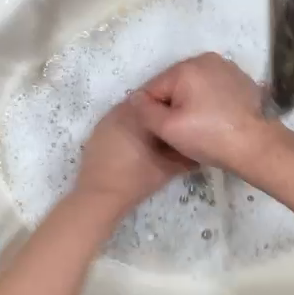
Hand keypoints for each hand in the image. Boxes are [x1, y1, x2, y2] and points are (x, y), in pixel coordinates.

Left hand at [73, 100, 196, 212]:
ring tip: (153, 140)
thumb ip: (186, 157)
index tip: (179, 119)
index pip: (159, 99)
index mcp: (138, 114)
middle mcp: (119, 111)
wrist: (99, 195)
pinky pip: (116, 125)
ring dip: (141, 123)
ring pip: (129, 115)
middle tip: (169, 129)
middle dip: (155, 115)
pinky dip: (127, 131)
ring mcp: (105, 122)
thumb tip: (198, 151)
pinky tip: (135, 147)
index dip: (171, 108)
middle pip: (143, 105)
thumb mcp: (168, 168)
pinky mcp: (96, 134)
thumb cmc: (135, 179)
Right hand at [131, 53, 281, 172]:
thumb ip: (144, 110)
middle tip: (183, 132)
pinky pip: (213, 90)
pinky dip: (209, 103)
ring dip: (191, 104)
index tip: (163, 132)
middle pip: (174, 85)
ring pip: (194, 87)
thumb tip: (134, 98)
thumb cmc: (210, 137)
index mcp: (187, 66)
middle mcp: (207, 59)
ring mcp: (228, 68)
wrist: (257, 146)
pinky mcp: (242, 80)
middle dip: (173, 106)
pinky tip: (215, 122)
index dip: (153, 112)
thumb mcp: (169, 128)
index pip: (154, 88)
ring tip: (200, 129)